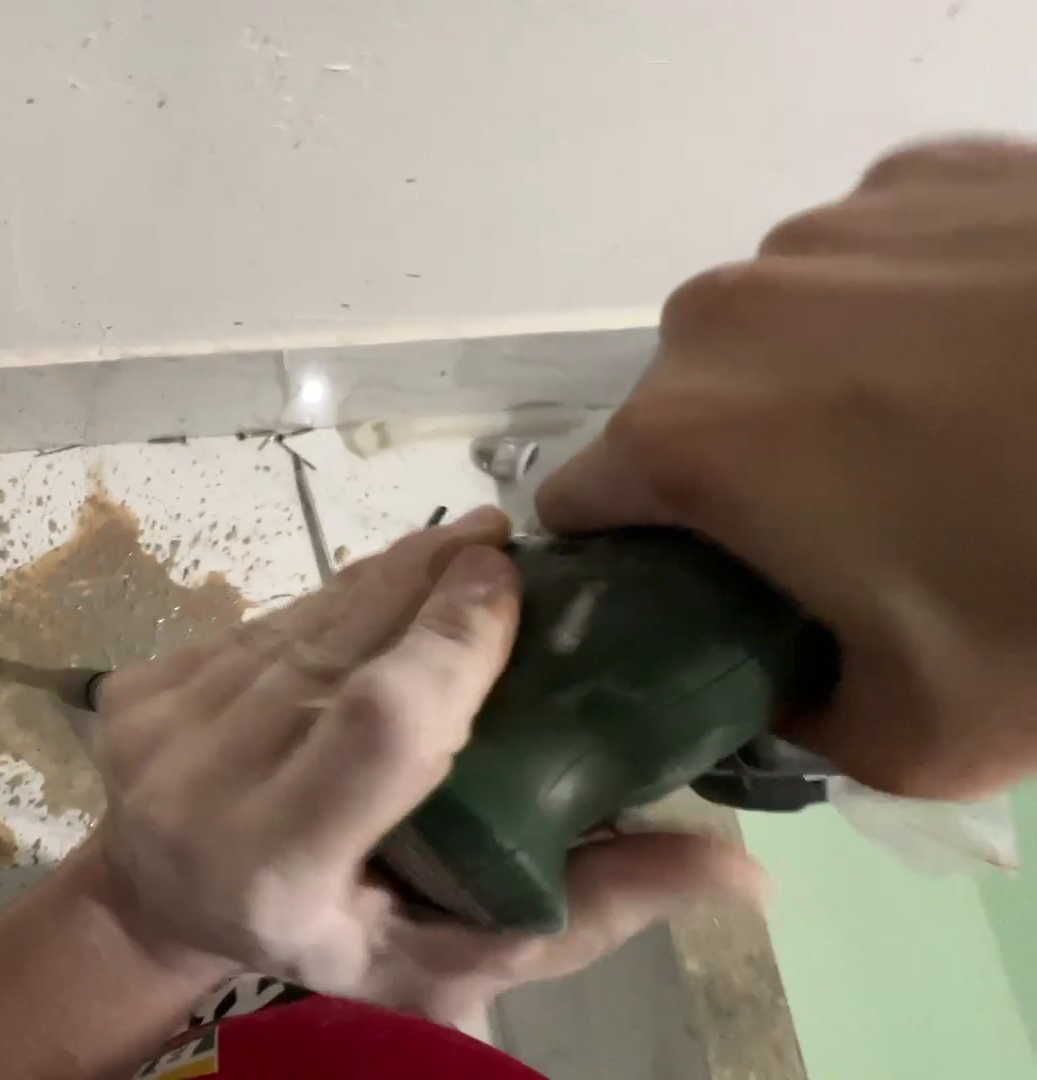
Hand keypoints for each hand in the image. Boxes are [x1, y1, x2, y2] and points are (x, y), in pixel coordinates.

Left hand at [88, 509, 762, 1020]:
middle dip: (415, 587)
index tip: (504, 580)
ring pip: (290, 630)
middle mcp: (201, 785)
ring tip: (440, 549)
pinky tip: (362, 590)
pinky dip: (314, 606)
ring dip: (371, 583)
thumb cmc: (305, 940)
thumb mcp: (432, 960)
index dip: (446, 644)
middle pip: (329, 654)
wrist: (156, 890)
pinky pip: (250, 630)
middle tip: (490, 537)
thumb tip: (735, 870)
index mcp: (276, 867)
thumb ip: (566, 917)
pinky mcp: (134, 689)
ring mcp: (156, 725)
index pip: (375, 726)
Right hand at [539, 137, 1036, 799]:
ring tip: (936, 411)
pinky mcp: (925, 174)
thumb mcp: (926, 734)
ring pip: (751, 334)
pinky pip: (851, 256)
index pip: (574, 503)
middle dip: (720, 464)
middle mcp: (710, 323)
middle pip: (664, 416)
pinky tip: (986, 330)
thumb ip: (792, 723)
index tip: (701, 577)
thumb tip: (762, 695)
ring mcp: (817, 239)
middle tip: (847, 509)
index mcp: (674, 440)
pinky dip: (886, 296)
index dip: (626, 548)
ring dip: (799, 376)